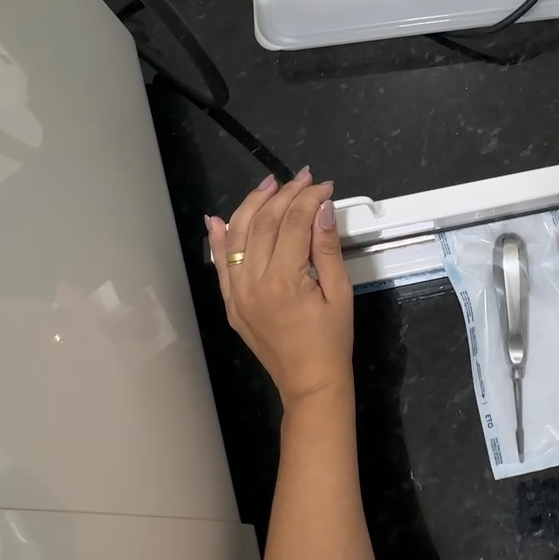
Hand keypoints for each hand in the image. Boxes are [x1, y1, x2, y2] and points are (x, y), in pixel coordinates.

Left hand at [206, 168, 353, 407]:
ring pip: (238, 237)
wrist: (310, 382)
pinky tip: (219, 218)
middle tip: (303, 178)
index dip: (309, 198)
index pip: (294, 223)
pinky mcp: (231, 303)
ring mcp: (237, 293)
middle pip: (264, 223)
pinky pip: (221, 265)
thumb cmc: (332, 339)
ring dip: (252, 206)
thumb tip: (323, 207)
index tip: (324, 185)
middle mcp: (253, 282)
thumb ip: (327, 248)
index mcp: (283, 280)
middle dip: (285, 195)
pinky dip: (219, 240)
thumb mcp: (340, 292)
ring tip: (270, 184)